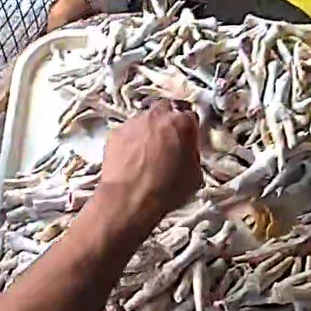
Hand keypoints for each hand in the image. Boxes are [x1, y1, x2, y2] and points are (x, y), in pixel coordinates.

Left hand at [85, 103, 200, 241]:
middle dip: (166, 124)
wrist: (130, 198)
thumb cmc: (165, 190)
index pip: (190, 117)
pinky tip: (131, 159)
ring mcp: (134, 122)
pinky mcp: (116, 133)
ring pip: (144, 120)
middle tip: (166, 144)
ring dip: (147, 132)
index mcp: (183, 124)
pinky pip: (127, 133)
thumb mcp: (194, 176)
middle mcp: (158, 116)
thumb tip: (188, 155)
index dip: (188, 130)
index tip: (186, 141)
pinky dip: (130, 142)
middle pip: (165, 111)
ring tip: (146, 155)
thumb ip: (193, 156)